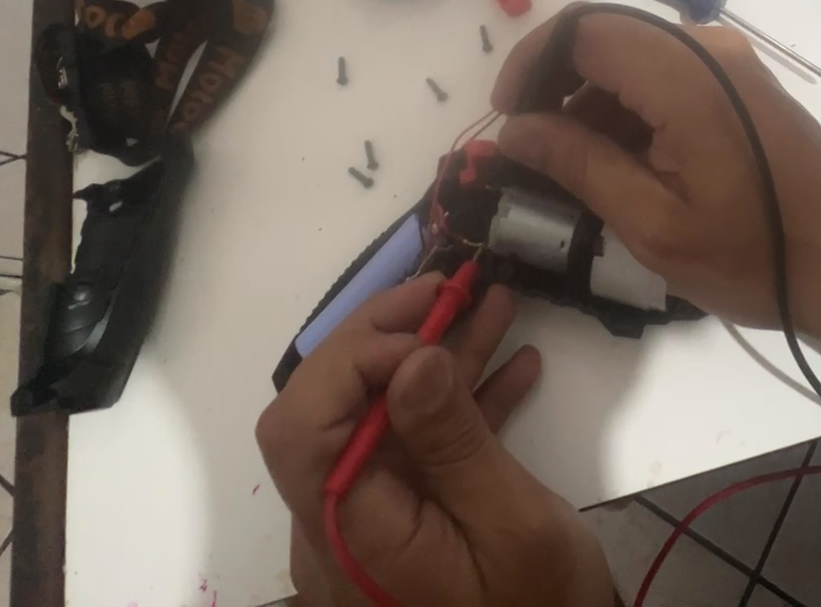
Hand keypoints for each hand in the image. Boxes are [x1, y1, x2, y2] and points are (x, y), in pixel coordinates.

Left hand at [256, 273, 615, 606]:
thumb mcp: (508, 522)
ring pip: (390, 410)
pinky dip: (466, 395)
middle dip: (391, 335)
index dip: (351, 360)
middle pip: (337, 404)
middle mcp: (345, 519)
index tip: (424, 332)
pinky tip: (517, 362)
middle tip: (451, 288)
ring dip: (441, 352)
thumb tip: (412, 360)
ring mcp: (379, 511)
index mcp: (354, 532)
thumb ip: (454, 443)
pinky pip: (427, 437)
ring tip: (495, 301)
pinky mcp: (413, 506)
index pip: (302, 426)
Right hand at [490, 6, 820, 347]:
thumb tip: (514, 130)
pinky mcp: (740, 86)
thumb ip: (579, 165)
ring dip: (592, 104)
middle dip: (556, 86)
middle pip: (606, 39)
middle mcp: (708, 49)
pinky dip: (629, 111)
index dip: (531, 64)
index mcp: (685, 74)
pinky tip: (620, 164)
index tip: (507, 119)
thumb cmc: (757, 255)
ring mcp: (729, 64)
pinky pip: (666, 77)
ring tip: (572, 169)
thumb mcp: (655, 223)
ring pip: (633, 59)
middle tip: (532, 148)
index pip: (582, 31)